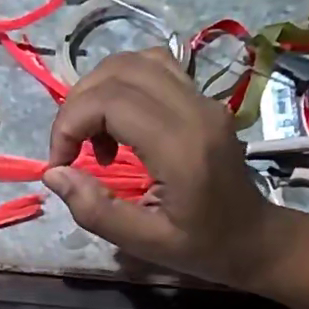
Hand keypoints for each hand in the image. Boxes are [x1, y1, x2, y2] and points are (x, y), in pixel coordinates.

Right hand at [45, 49, 297, 288]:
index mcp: (181, 147)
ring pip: (136, 61)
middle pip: (118, 72)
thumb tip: (53, 174)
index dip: (70, 124)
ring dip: (100, 91)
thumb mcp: (145, 243)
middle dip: (78, 105)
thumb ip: (96, 210)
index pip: (110, 101)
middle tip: (71, 150)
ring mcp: (203, 99)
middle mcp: (195, 110)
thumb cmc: (203, 247)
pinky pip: (156, 68)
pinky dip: (124, 86)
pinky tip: (121, 124)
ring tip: (95, 137)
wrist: (255, 238)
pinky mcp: (204, 99)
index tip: (60, 163)